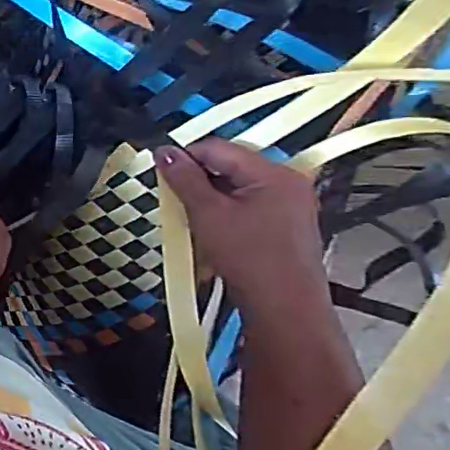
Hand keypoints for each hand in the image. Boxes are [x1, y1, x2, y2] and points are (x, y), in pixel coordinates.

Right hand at [153, 139, 328, 309]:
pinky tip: (211, 222)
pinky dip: (224, 205)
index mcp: (272, 172)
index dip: (184, 156)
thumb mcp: (207, 213)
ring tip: (190, 212)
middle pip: (229, 162)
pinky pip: (248, 198)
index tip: (159, 172)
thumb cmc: (246, 255)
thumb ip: (184, 178)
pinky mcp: (286, 218)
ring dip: (209, 191)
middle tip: (173, 195)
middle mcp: (287, 179)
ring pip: (237, 181)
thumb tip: (163, 151)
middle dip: (197, 175)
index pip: (218, 148)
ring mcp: (290, 199)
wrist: (282, 302)